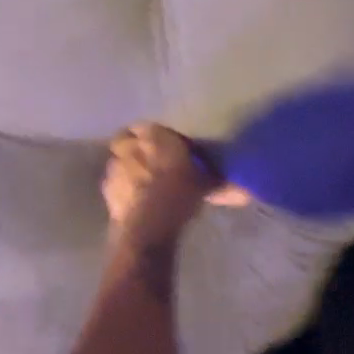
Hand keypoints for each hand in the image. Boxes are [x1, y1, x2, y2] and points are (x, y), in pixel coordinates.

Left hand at [101, 124, 246, 248]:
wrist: (148, 228)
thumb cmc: (179, 194)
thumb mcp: (204, 185)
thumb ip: (221, 183)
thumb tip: (247, 192)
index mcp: (154, 135)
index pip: (145, 125)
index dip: (151, 134)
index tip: (160, 143)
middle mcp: (130, 146)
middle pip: (124, 139)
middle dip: (132, 146)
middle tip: (146, 158)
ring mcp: (114, 169)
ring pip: (116, 161)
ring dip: (124, 167)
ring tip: (138, 180)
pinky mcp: (106, 192)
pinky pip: (112, 184)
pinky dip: (120, 189)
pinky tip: (131, 199)